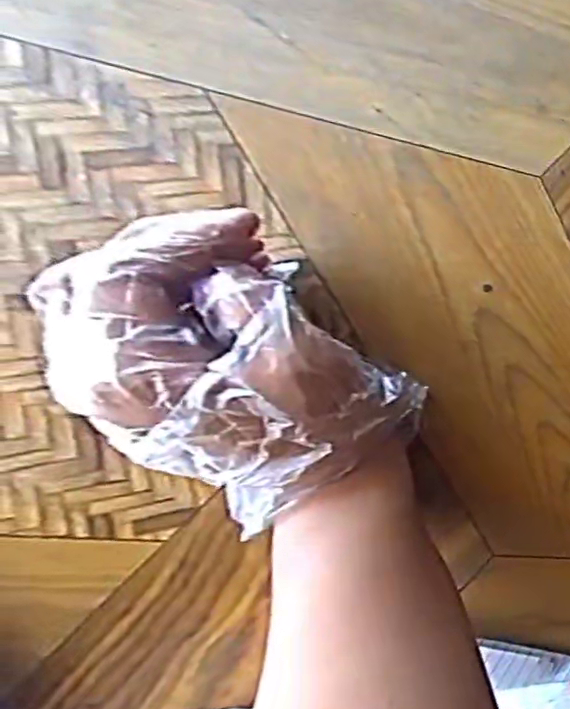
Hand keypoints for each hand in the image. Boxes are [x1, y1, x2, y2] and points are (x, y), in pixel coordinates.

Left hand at [27, 208, 426, 535]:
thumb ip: (245, 301)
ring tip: (240, 262)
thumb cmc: (323, 426)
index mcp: (126, 370)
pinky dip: (173, 299)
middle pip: (97, 281)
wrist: (333, 483)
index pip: (120, 271)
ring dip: (171, 271)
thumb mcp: (293, 356)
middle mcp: (97, 380)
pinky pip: (135, 328)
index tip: (249, 225)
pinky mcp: (147, 394)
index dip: (184, 237)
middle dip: (170, 249)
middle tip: (242, 240)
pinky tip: (224, 295)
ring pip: (110, 302)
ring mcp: (118, 390)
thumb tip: (226, 275)